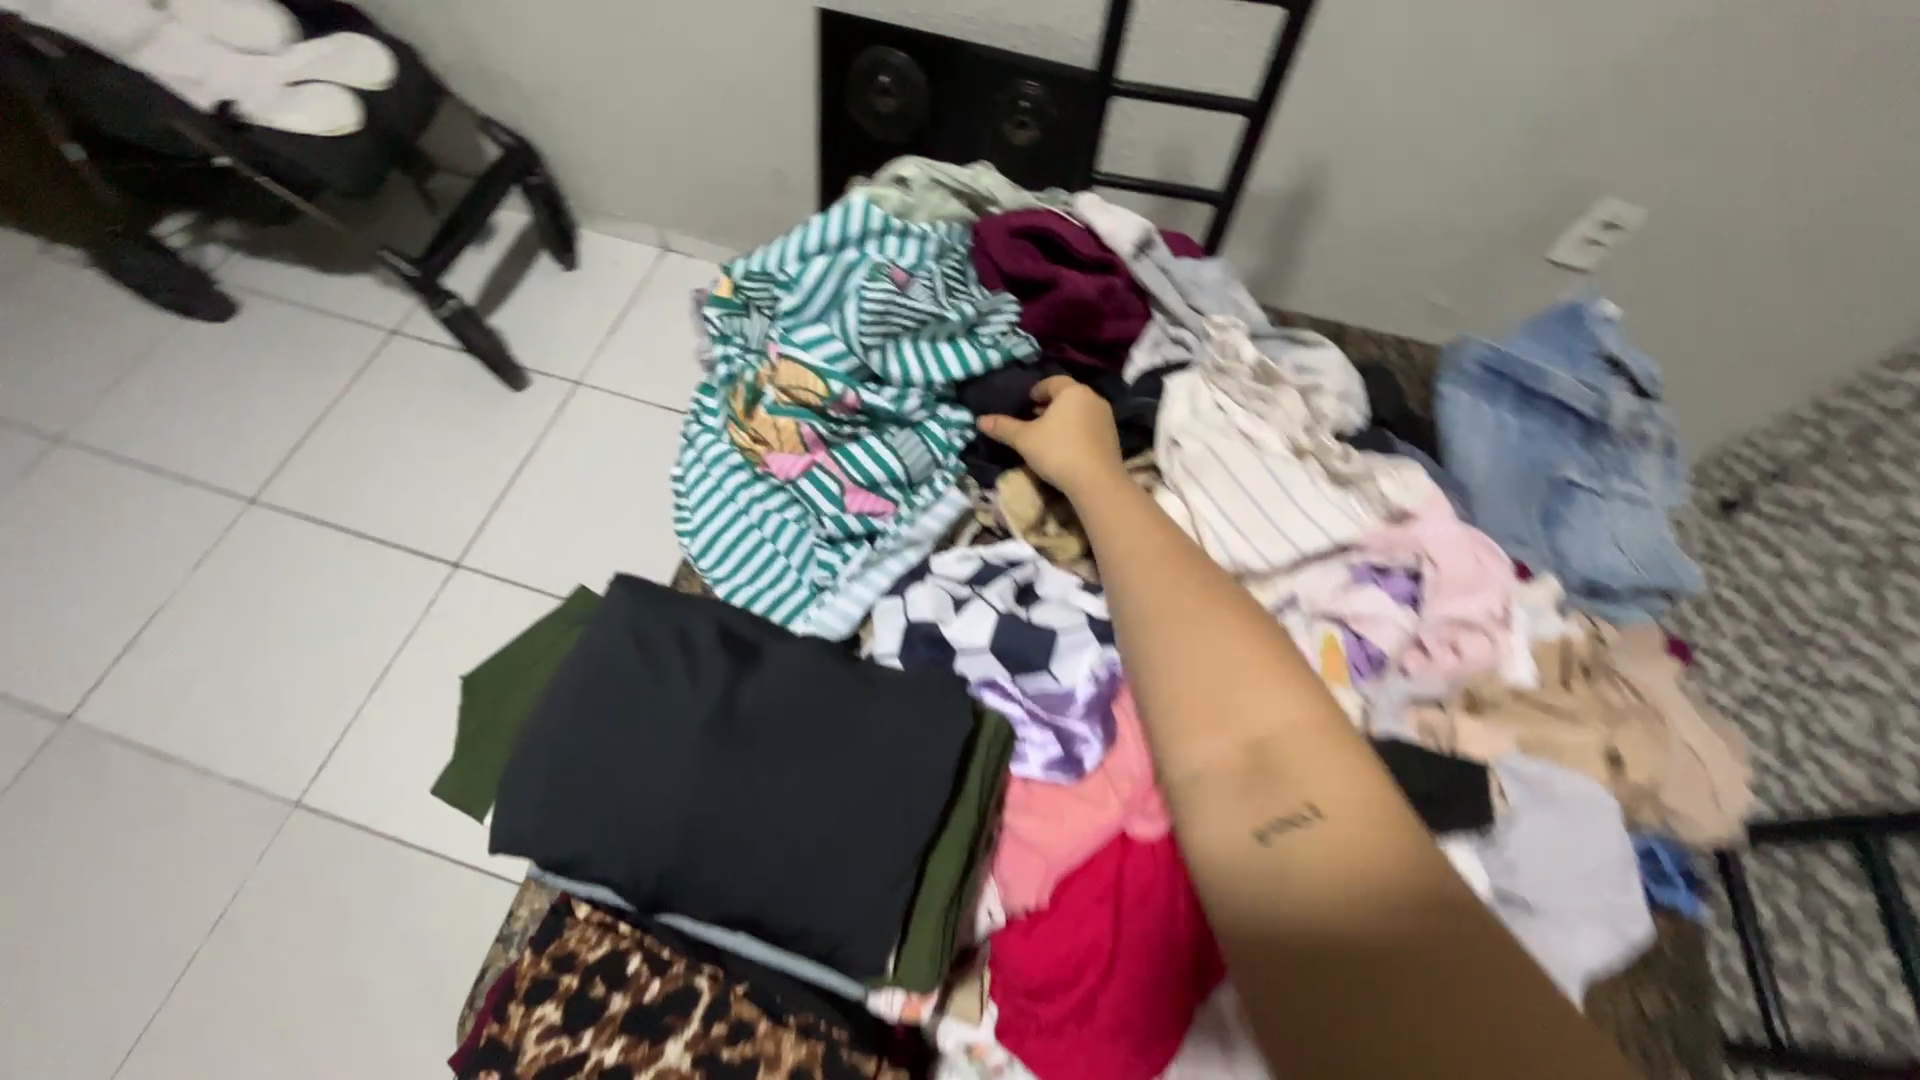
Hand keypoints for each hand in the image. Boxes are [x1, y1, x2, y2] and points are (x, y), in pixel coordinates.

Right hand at [976, 375, 1126, 499]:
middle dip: (1050, 405)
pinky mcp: (1113, 437)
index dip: (1037, 390)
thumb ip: (1003, 427)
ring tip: (1048, 433)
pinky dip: (1076, 430)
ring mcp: (1106, 418)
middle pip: (1068, 396)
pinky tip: (1066, 447)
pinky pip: (1090, 426)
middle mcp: (1093, 399)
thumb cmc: (1057, 451)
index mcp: (1072, 391)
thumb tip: (979, 420)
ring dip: (1064, 418)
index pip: (1052, 382)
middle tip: (1034, 417)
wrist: (1097, 481)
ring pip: (1080, 411)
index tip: (1027, 403)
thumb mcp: (1024, 439)